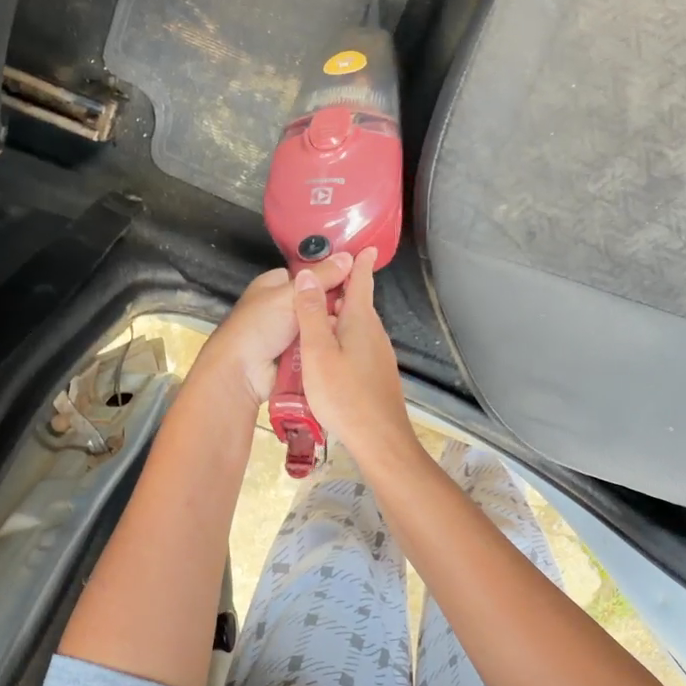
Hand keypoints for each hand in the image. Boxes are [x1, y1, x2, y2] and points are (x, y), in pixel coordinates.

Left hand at [196, 253, 353, 406]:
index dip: (329, 275)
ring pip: (321, 323)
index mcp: (274, 285)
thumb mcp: (289, 295)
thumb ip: (321, 277)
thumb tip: (349, 256)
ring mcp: (290, 332)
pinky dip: (328, 343)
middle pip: (318, 300)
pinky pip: (319, 342)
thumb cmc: (259, 325)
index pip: (308, 275)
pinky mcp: (298, 353)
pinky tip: (346, 343)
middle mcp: (282, 306)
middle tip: (356, 306)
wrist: (242, 373)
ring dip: (333, 325)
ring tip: (357, 325)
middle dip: (334, 304)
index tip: (356, 277)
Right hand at [292, 248, 414, 460]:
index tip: (364, 245)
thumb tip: (306, 275)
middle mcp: (374, 333)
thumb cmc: (344, 394)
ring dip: (337, 317)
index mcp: (360, 321)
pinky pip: (357, 345)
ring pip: (355, 326)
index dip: (361, 262)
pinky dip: (341, 338)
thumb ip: (311, 313)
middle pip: (356, 303)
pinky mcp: (376, 374)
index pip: (362, 281)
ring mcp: (378, 355)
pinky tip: (325, 353)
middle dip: (340, 290)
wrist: (380, 440)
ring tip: (312, 317)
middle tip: (315, 282)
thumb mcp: (317, 351)